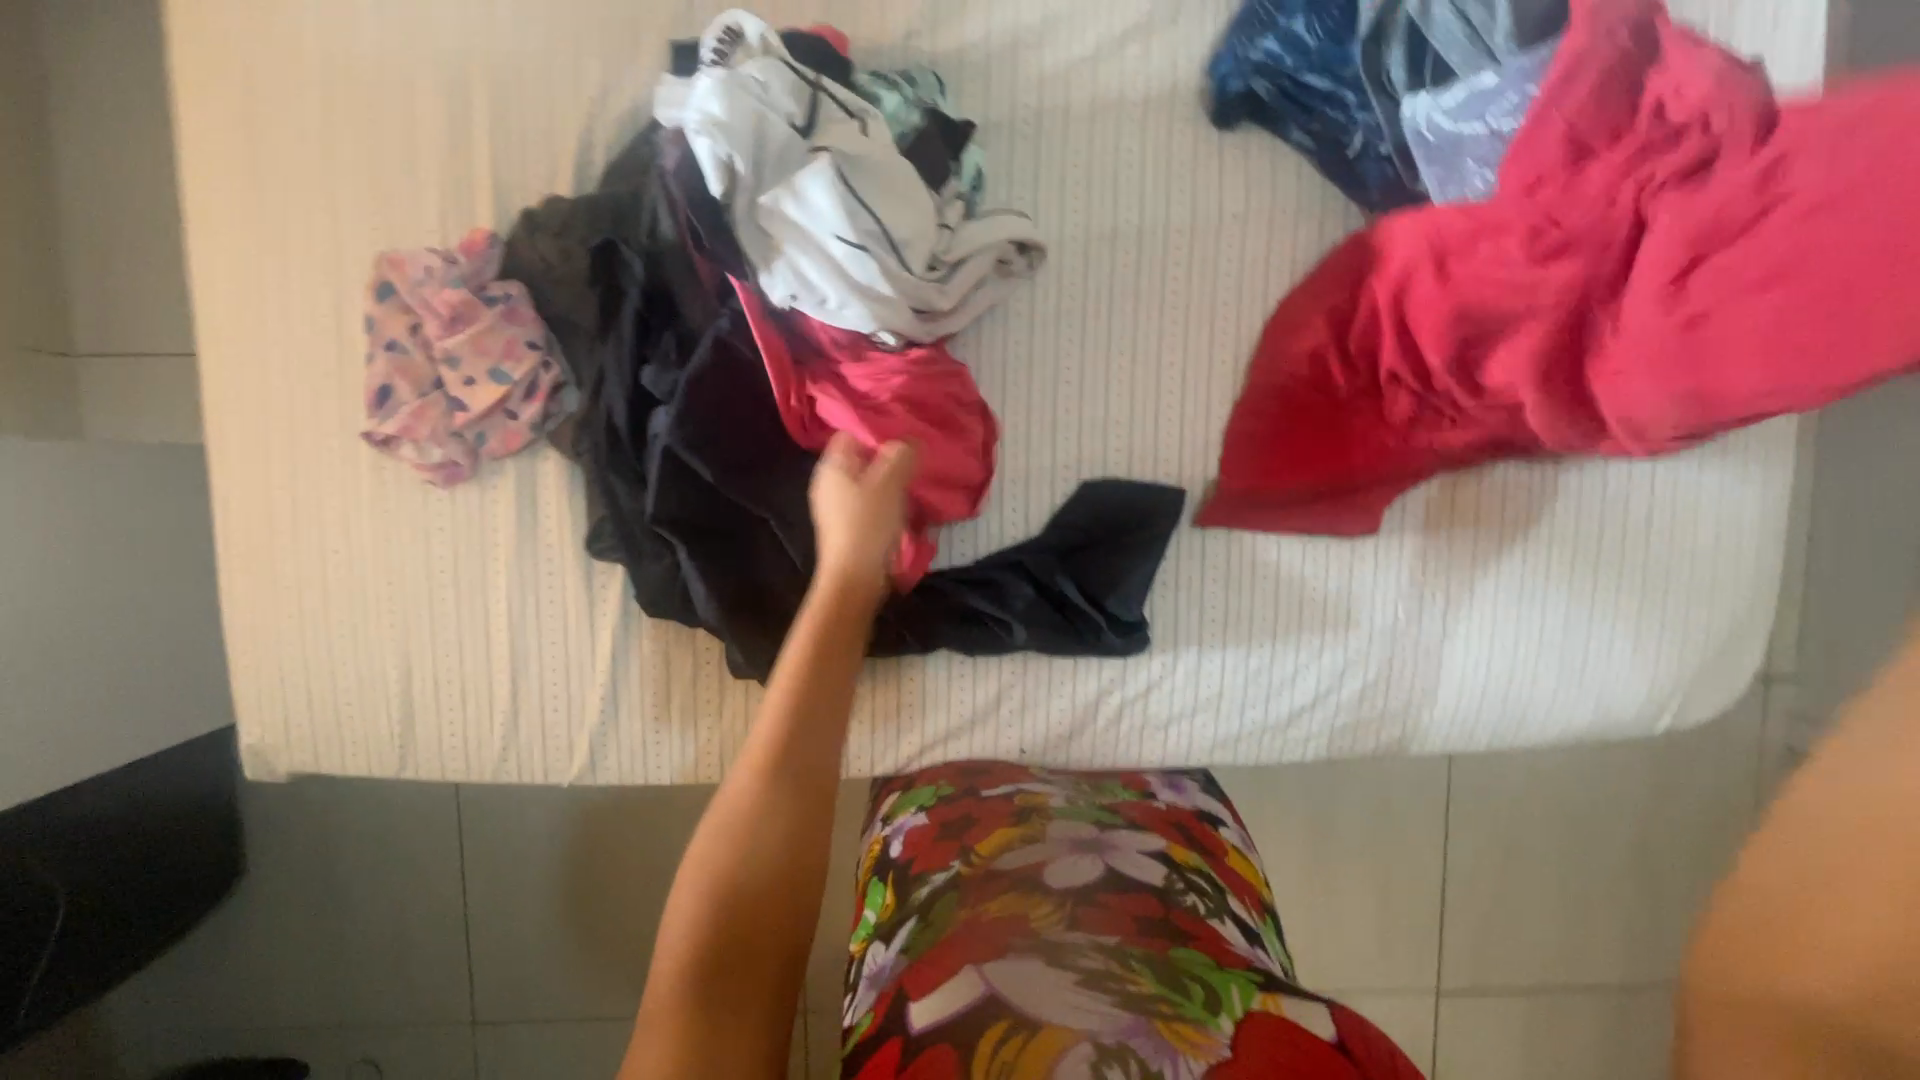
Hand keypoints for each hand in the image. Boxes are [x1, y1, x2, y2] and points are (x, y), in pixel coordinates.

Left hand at [808, 434, 916, 601]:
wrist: (854, 577)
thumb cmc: (869, 524)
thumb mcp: (890, 483)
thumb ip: (902, 455)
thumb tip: (911, 441)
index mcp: (832, 466)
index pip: (850, 433)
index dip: (876, 431)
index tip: (903, 437)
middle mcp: (828, 482)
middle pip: (860, 458)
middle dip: (886, 458)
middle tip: (913, 461)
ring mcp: (834, 506)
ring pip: (865, 482)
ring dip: (887, 482)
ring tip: (911, 485)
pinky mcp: (845, 526)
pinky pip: (866, 503)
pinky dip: (883, 502)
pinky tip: (900, 510)